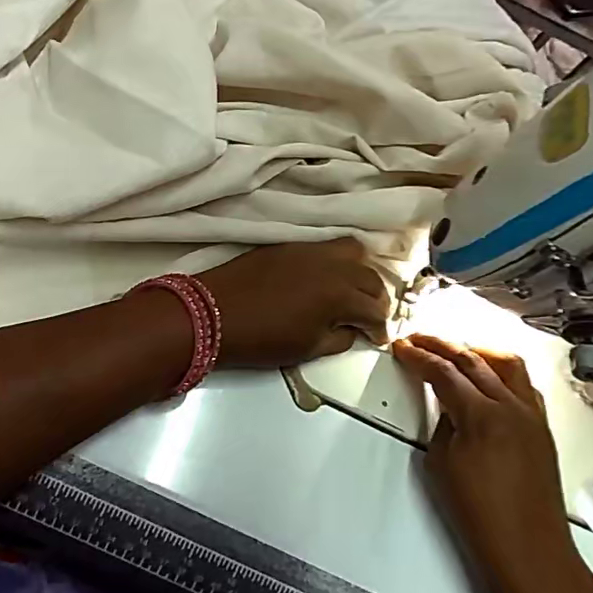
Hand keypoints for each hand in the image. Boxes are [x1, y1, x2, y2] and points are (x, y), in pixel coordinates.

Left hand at [198, 238, 392, 369]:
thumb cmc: (261, 339)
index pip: (375, 309)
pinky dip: (338, 260)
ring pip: (354, 252)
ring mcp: (312, 250)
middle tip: (371, 317)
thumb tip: (352, 330)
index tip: (377, 337)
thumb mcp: (308, 349)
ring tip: (354, 289)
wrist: (213, 314)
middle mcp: (333, 266)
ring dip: (362, 271)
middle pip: (371, 278)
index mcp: (340, 295)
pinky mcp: (292, 244)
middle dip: (377, 300)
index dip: (380, 327)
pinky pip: (327, 246)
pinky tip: (329, 276)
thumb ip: (340, 338)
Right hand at [392, 335, 572, 581]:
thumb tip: (447, 408)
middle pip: (472, 359)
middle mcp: (512, 407)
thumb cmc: (486, 518)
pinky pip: (523, 383)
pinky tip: (492, 375)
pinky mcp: (541, 427)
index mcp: (482, 415)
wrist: (528, 548)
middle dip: (441, 346)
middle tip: (420, 341)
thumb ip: (443, 426)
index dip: (419, 357)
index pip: (443, 372)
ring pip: (504, 363)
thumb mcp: (442, 466)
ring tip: (456, 348)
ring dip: (476, 351)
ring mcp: (531, 415)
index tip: (405, 349)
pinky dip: (502, 371)